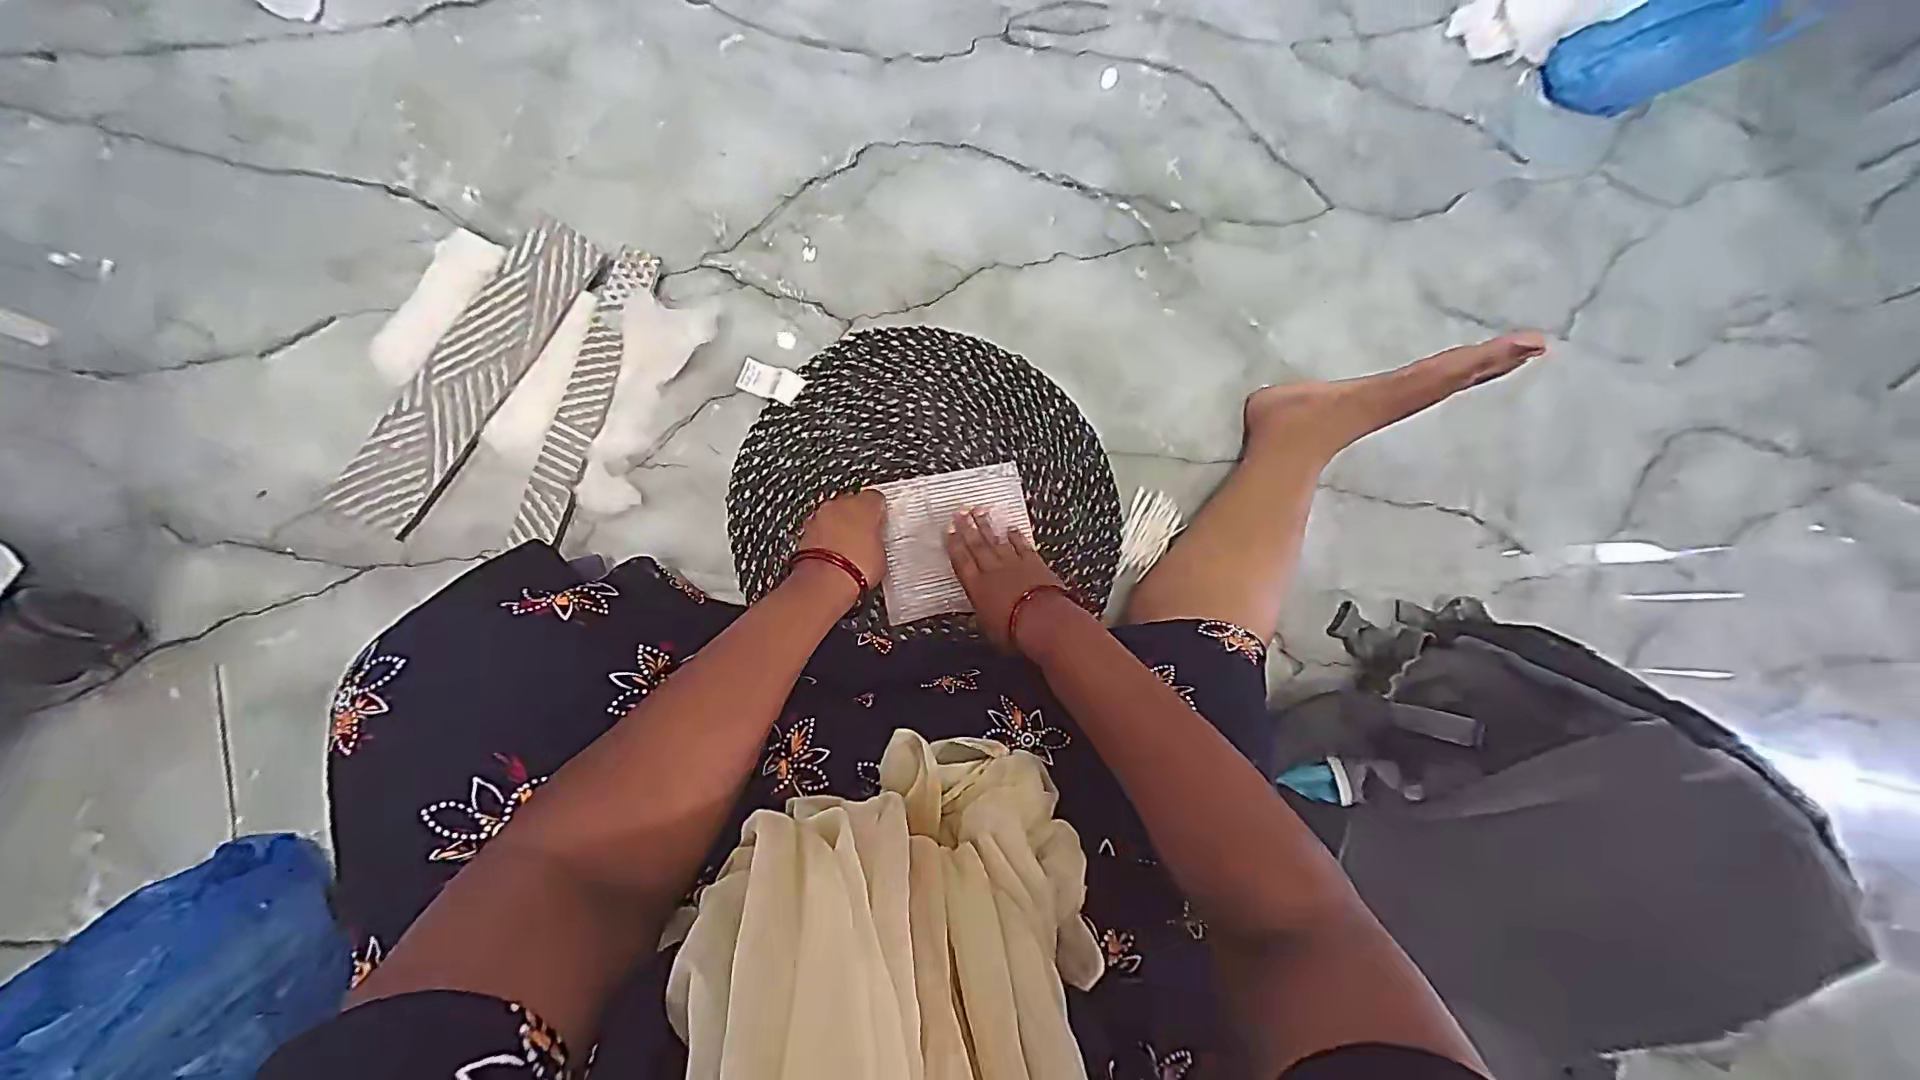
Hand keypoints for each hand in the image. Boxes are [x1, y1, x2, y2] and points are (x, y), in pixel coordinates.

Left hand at [795, 489, 887, 589]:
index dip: (879, 512)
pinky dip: (824, 539)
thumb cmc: (854, 567)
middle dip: (857, 519)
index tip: (881, 524)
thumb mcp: (882, 555)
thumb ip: (879, 539)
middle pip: (851, 504)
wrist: (825, 583)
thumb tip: (877, 542)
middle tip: (865, 539)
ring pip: (833, 516)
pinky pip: (819, 530)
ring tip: (849, 551)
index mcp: (865, 504)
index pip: (876, 498)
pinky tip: (833, 556)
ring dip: (839, 528)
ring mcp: (820, 517)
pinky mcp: (805, 532)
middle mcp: (840, 505)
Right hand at [945, 509, 1078, 651]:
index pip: (961, 561)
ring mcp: (1013, 564)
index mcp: (977, 587)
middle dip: (967, 528)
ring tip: (979, 511)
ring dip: (986, 526)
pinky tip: (1011, 528)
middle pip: (977, 545)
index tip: (949, 531)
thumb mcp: (988, 626)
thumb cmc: (1013, 631)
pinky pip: (1022, 545)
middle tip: (960, 512)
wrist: (1042, 620)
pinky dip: (1016, 536)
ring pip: (996, 541)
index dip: (954, 545)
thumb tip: (978, 612)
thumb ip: (982, 613)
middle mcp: (992, 571)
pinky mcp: (1033, 562)